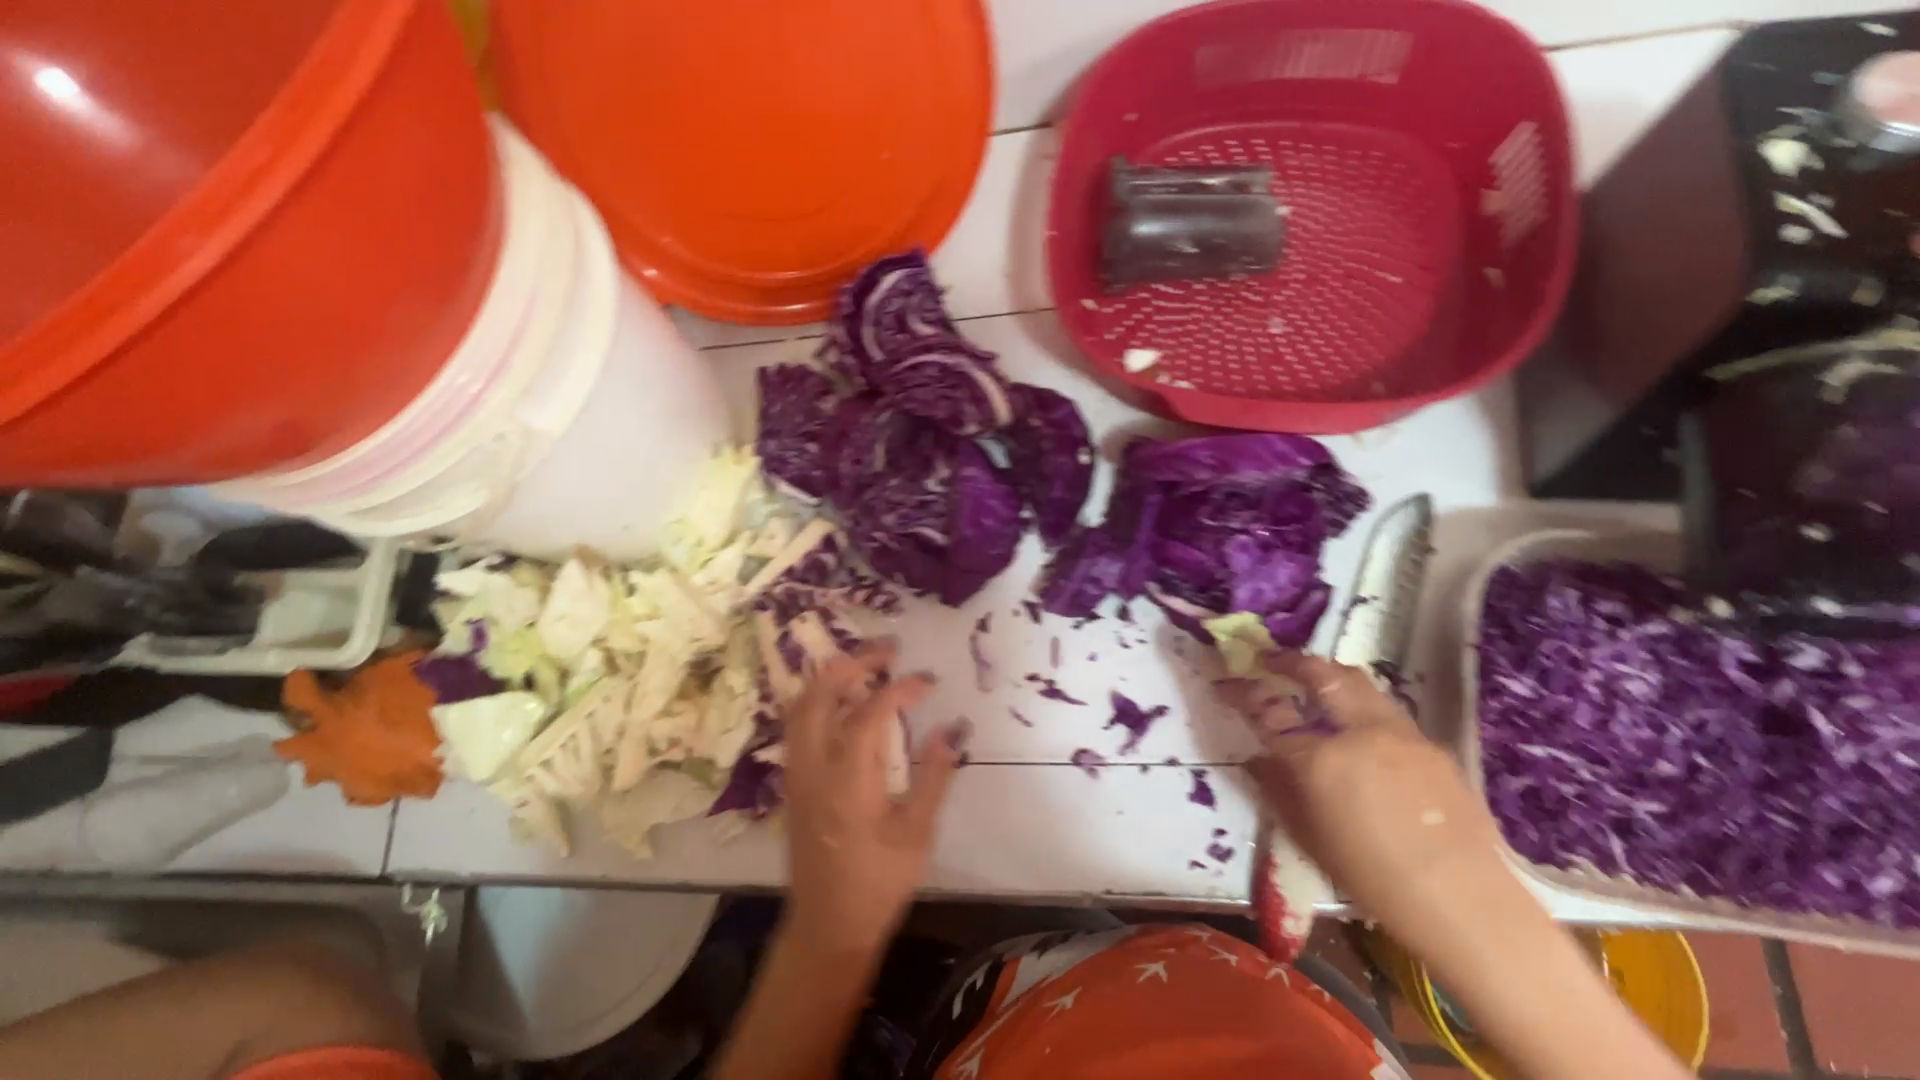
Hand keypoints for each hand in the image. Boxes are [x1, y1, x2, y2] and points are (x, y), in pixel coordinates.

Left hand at [781, 643, 960, 951]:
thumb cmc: (879, 883)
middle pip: (819, 692)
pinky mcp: (793, 783)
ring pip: (800, 704)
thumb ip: (934, 775)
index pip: (869, 712)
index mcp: (847, 780)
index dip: (899, 688)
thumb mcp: (917, 833)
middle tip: (890, 651)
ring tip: (867, 667)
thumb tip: (953, 728)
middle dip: (853, 662)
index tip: (929, 681)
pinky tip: (846, 702)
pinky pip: (797, 724)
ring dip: (831, 676)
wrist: (827, 925)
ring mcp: (796, 774)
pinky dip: (819, 698)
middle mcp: (812, 767)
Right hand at [1220, 651, 1505, 926]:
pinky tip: (1358, 729)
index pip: (1268, 710)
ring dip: (1330, 676)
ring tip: (1313, 683)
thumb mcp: (1309, 838)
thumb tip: (1259, 760)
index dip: (1242, 692)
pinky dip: (1362, 705)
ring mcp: (1401, 733)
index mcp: (1319, 759)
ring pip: (1360, 683)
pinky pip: (1387, 710)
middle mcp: (1359, 732)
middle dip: (1292, 661)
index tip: (1225, 683)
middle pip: (1321, 674)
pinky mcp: (1431, 745)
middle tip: (1271, 661)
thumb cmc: (1373, 878)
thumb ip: (1279, 791)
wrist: (1463, 898)